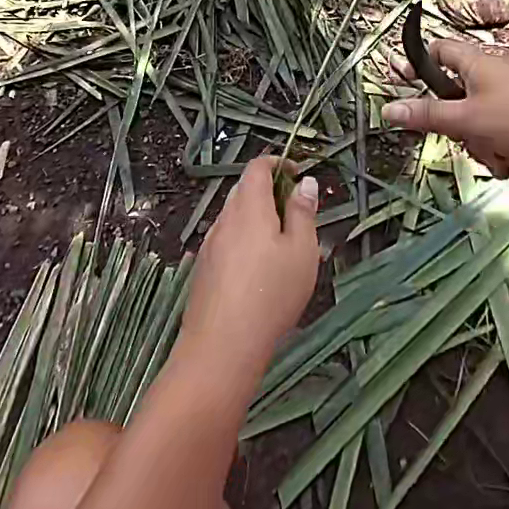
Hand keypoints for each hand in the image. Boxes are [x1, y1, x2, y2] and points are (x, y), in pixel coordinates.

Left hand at [179, 155, 320, 377]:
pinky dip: (244, 240)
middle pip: (244, 190)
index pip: (257, 167)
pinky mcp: (203, 268)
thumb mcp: (302, 251)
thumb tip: (305, 183)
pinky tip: (258, 272)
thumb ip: (303, 213)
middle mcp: (224, 219)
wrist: (222, 345)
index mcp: (249, 207)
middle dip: (270, 192)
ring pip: (234, 217)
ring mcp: (209, 244)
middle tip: (297, 215)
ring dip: (257, 218)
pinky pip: (226, 240)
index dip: (278, 163)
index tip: (298, 174)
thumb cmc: (272, 294)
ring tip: (282, 248)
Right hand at [383, 39, 508, 181]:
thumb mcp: (468, 119)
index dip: (417, 64)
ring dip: (479, 143)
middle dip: (453, 122)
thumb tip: (390, 109)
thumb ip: (427, 116)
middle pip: (455, 96)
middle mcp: (496, 77)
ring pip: (477, 122)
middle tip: (458, 134)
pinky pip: (500, 136)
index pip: (438, 51)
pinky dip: (500, 151)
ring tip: (495, 153)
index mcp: (478, 63)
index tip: (399, 79)